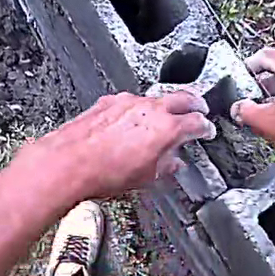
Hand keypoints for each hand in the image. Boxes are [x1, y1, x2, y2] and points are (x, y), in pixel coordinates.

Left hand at [10, 91, 214, 205]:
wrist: (68, 163)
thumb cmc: (103, 173)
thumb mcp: (146, 178)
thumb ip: (166, 166)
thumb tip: (173, 163)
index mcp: (166, 127)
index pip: (196, 122)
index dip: (205, 127)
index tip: (206, 130)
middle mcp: (149, 108)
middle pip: (182, 98)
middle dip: (194, 104)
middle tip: (199, 110)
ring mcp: (127, 102)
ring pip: (154, 99)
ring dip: (164, 107)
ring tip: (164, 119)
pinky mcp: (108, 102)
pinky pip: (131, 102)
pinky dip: (138, 109)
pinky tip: (133, 122)